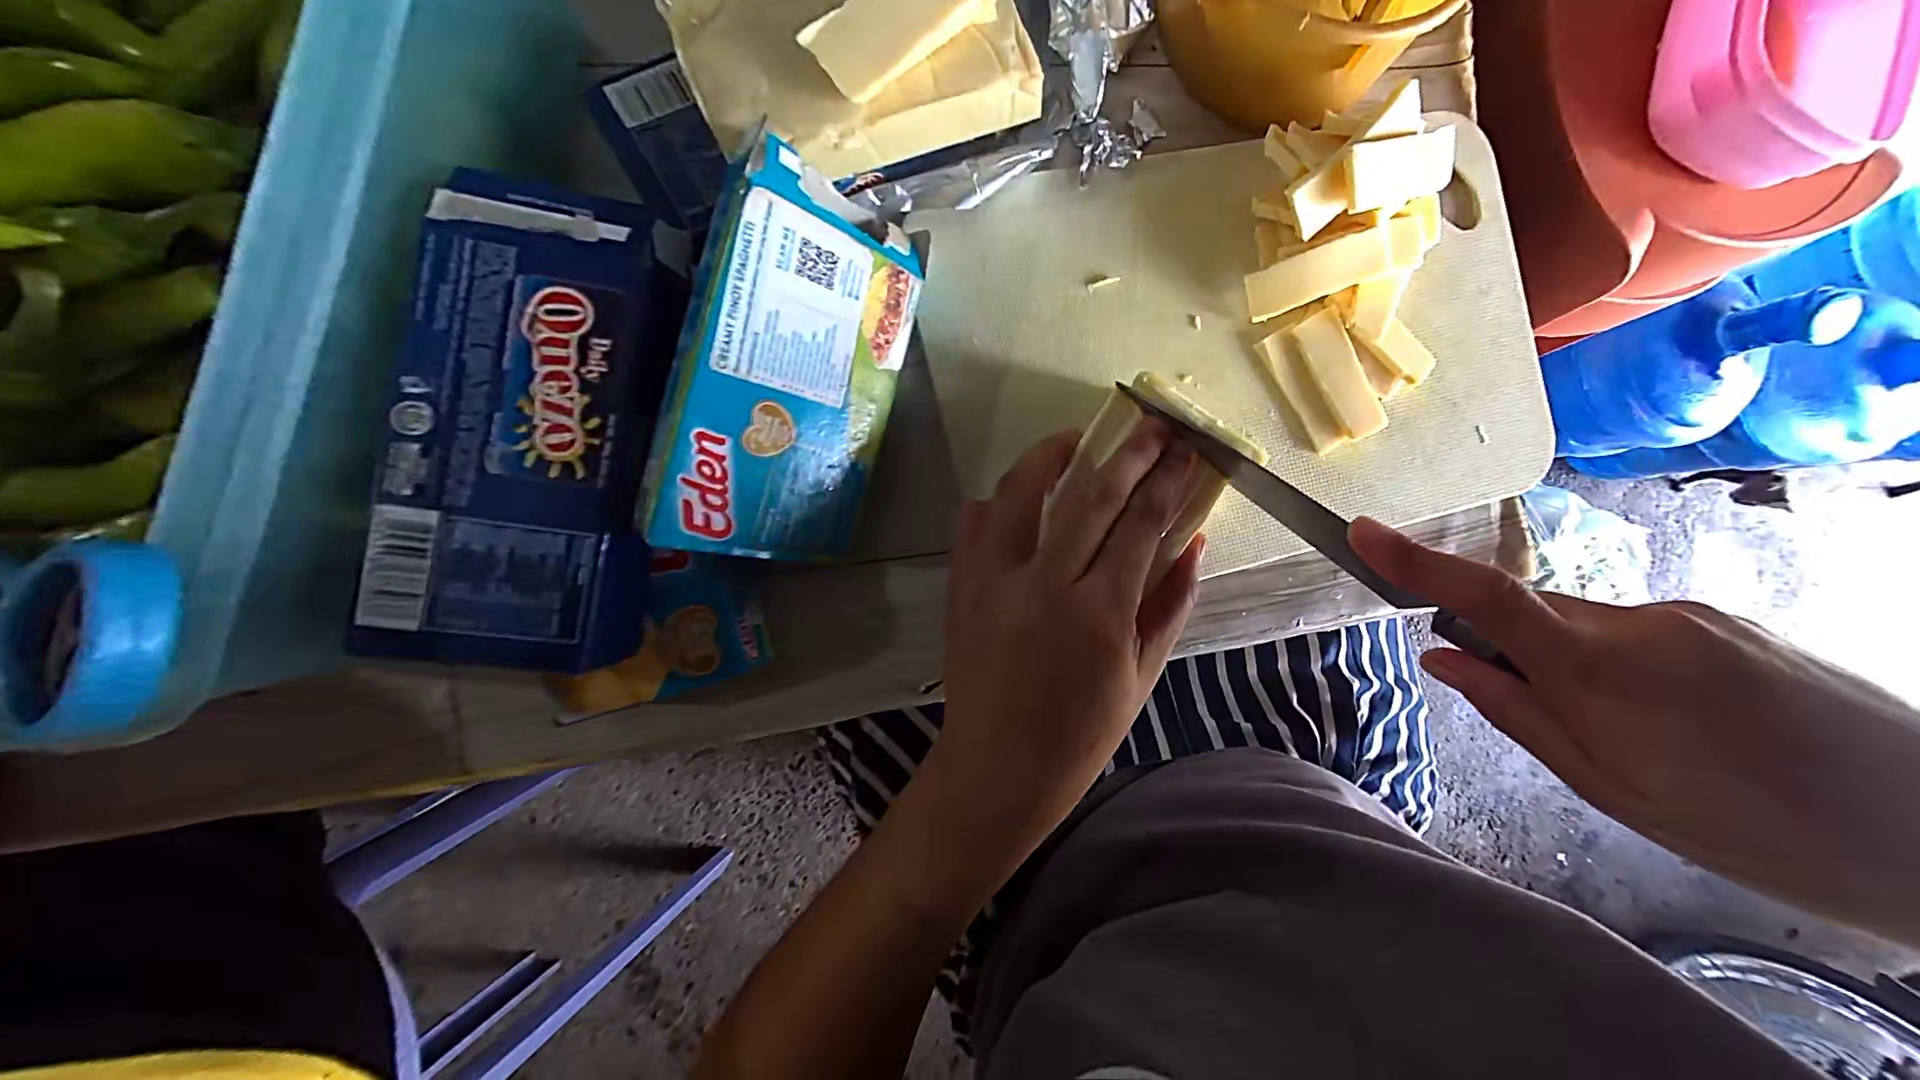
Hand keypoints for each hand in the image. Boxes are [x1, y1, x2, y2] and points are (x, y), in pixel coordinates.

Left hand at [921, 423, 1203, 852]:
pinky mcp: (961, 587)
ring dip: (1049, 456)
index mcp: (1098, 613)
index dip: (1167, 481)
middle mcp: (1044, 584)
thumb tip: (1194, 541)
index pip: (1141, 525)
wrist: (997, 766)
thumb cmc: (1080, 734)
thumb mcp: (1141, 675)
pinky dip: (996, 500)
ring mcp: (993, 581)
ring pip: (1020, 494)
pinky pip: (973, 524)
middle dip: (1128, 453)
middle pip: (1090, 497)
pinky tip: (1017, 495)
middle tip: (1151, 426)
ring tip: (1075, 440)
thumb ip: (1170, 603)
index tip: (1186, 450)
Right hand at [1350, 517, 1919, 943]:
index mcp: (1602, 668)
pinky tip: (1678, 724)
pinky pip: (1635, 631)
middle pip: (1533, 612)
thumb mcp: (1606, 786)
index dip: (1415, 562)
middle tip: (1551, 719)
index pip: (1484, 598)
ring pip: (1584, 624)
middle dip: (1513, 651)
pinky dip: (1620, 666)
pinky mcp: (1730, 622)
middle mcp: (1646, 620)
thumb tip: (1442, 659)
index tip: (1362, 532)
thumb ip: (1514, 712)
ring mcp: (1695, 615)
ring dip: (1572, 666)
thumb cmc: (1753, 831)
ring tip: (1638, 739)